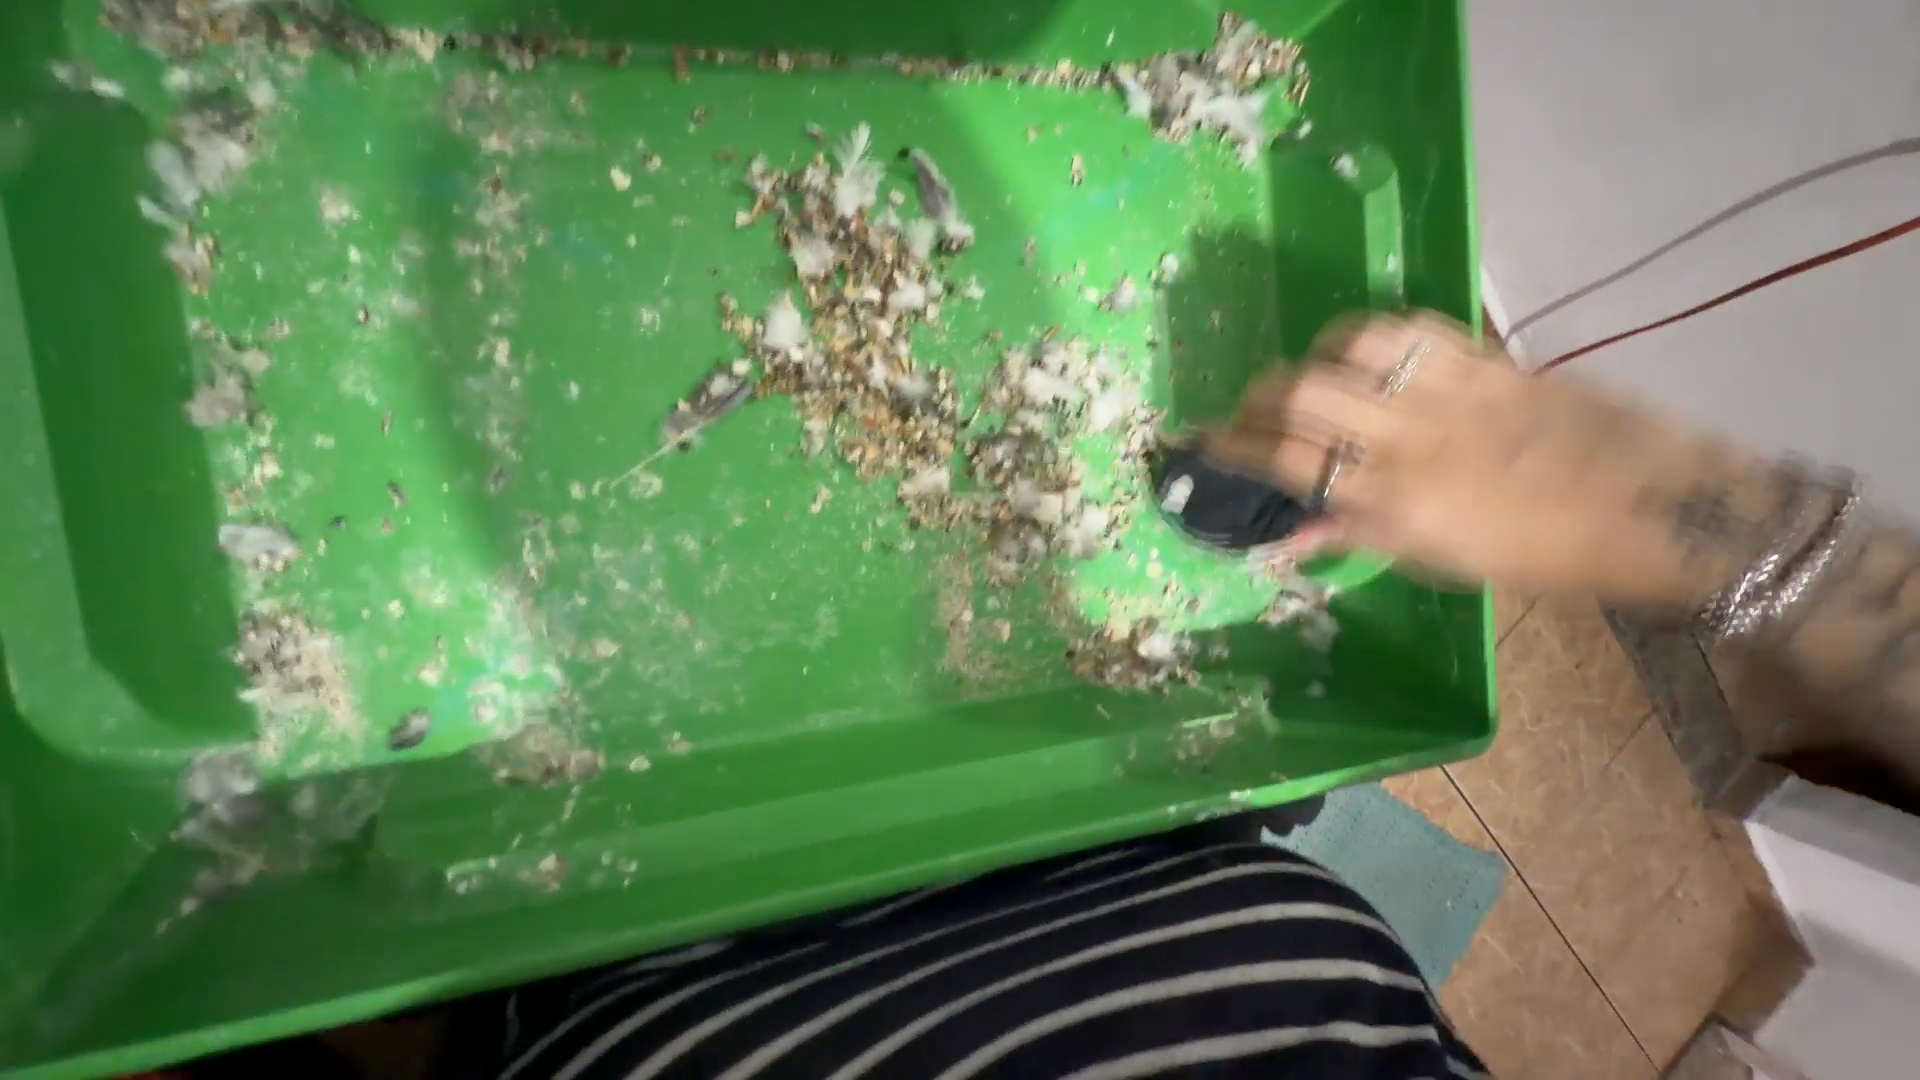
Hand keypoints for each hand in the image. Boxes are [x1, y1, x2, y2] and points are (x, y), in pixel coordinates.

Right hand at [1206, 312, 1759, 604]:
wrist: (1656, 510)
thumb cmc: (1536, 553)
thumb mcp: (1437, 559)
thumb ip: (1354, 534)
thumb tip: (1284, 535)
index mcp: (1396, 498)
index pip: (1287, 460)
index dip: (1234, 447)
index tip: (1205, 444)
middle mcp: (1411, 435)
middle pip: (1301, 394)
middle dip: (1256, 400)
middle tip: (1246, 414)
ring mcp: (1450, 388)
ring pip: (1347, 350)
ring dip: (1309, 361)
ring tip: (1304, 381)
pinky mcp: (1486, 358)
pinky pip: (1407, 330)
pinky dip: (1367, 339)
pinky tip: (1361, 356)